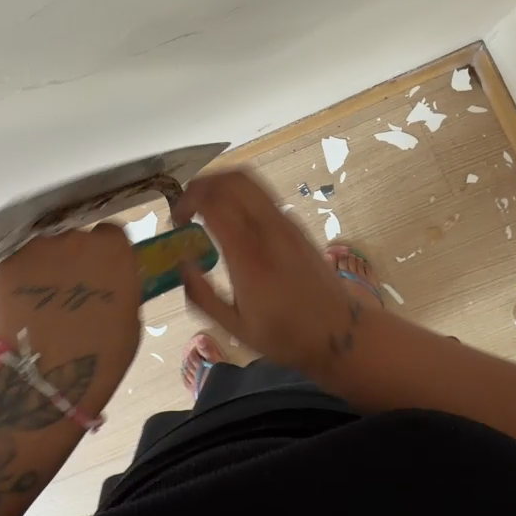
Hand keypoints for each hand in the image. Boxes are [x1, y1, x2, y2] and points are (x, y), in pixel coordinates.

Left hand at [0, 225, 140, 412]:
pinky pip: (21, 265)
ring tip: (44, 299)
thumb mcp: (129, 314)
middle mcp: (76, 238)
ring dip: (48, 265)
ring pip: (46, 249)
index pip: (110, 233)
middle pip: (76, 237)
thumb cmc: (103, 355)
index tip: (102, 268)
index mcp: (112, 249)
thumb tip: (109, 280)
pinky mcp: (8, 265)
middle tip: (71, 287)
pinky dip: (23, 280)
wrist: (47, 380)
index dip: (105, 250)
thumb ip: (120, 284)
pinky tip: (24, 305)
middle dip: (75, 257)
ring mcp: (39, 249)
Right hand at [174, 170, 375, 381]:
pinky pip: (262, 194)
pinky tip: (231, 217)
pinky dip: (239, 194)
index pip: (214, 203)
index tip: (176, 220)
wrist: (339, 332)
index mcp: (249, 255)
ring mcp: (285, 222)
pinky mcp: (295, 224)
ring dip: (221, 184)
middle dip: (202, 184)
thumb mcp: (235, 327)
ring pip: (249, 180)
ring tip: (205, 205)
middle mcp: (268, 229)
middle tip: (186, 206)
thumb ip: (202, 295)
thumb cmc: (285, 335)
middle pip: (232, 180)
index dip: (188, 202)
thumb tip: (181, 264)